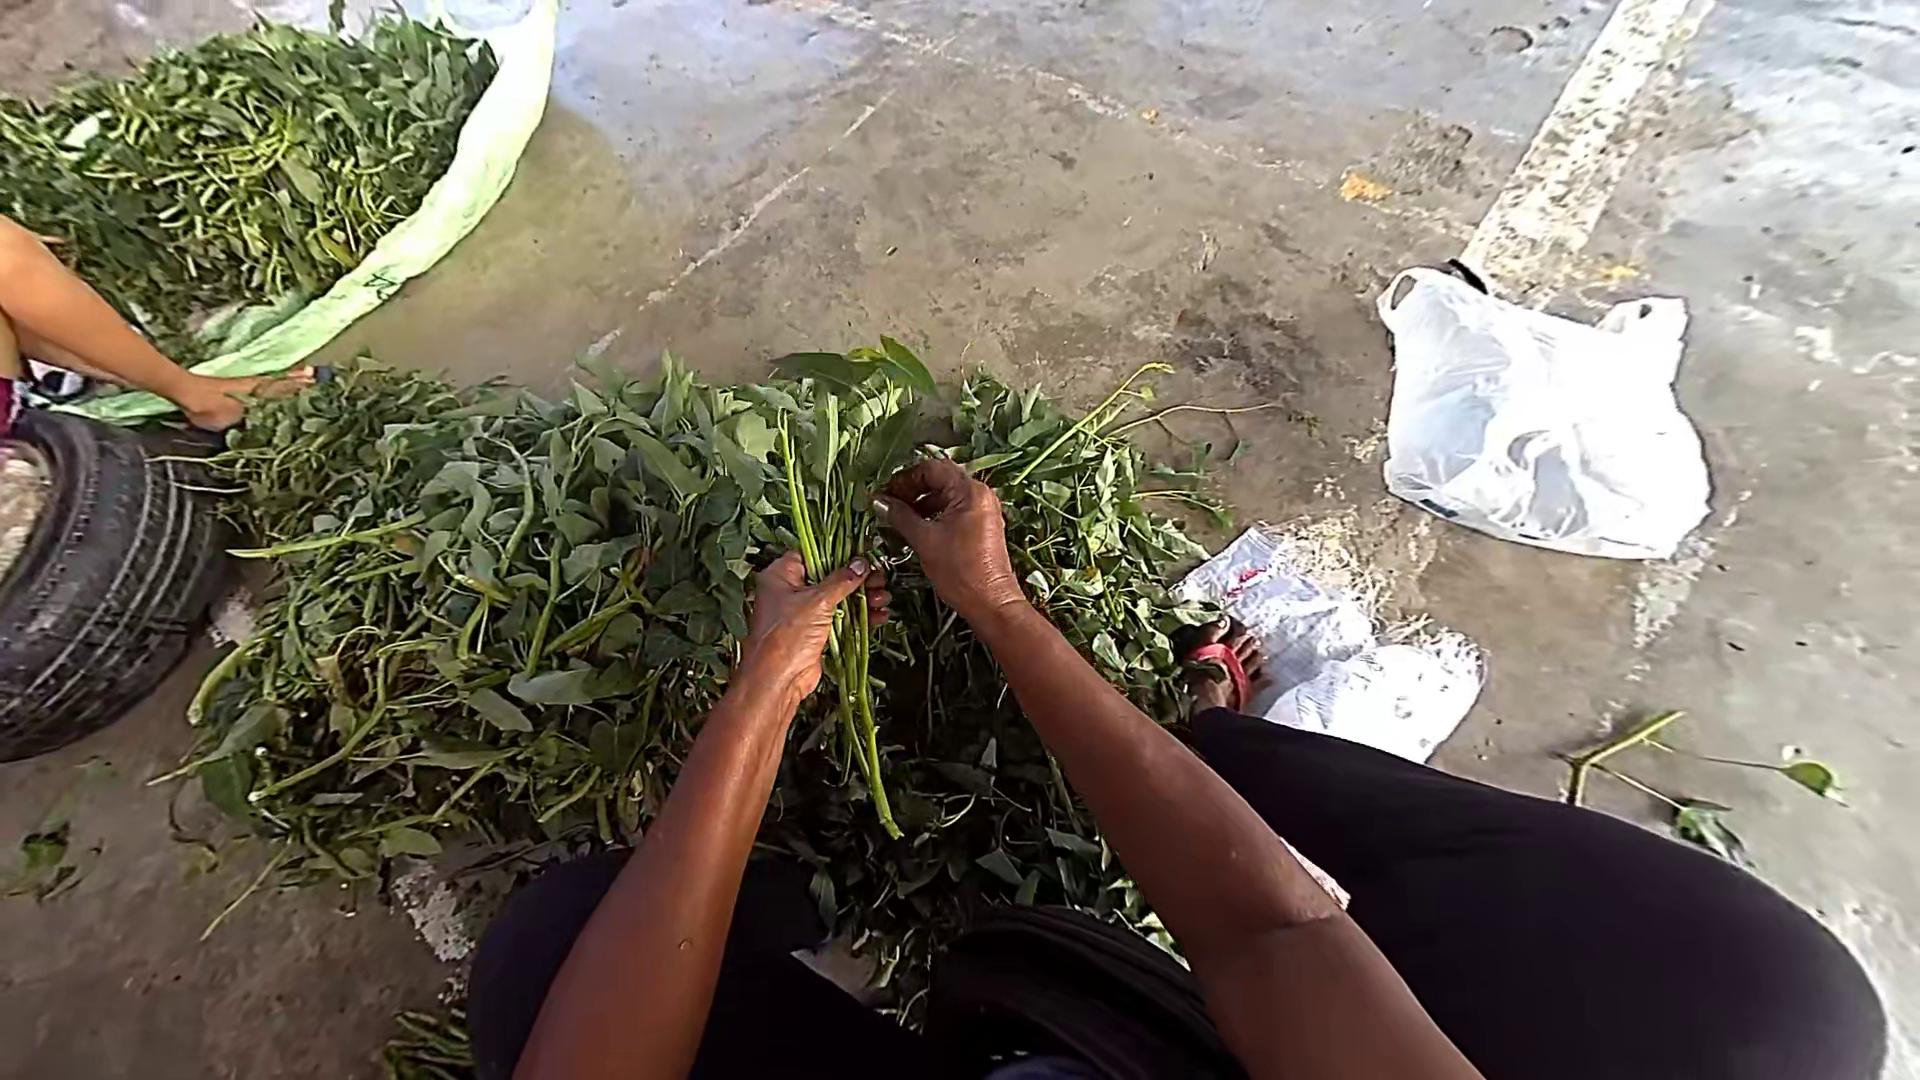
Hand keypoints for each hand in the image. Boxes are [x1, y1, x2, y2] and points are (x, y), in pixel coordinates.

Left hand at [737, 551, 889, 707]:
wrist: (779, 680)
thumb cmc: (788, 635)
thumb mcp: (817, 601)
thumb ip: (841, 580)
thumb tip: (860, 564)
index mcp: (782, 575)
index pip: (813, 553)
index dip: (839, 553)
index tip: (863, 555)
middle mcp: (791, 591)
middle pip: (830, 576)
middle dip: (857, 579)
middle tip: (878, 579)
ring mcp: (804, 613)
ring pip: (839, 598)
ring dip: (863, 598)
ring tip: (883, 598)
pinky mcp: (816, 632)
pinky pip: (841, 618)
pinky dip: (860, 616)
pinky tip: (879, 615)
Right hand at [872, 459, 1026, 624]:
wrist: (990, 602)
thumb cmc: (960, 572)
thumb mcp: (924, 541)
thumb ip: (900, 517)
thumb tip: (879, 502)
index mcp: (970, 492)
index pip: (932, 468)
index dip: (905, 478)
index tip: (886, 493)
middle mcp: (980, 495)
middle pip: (940, 479)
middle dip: (912, 489)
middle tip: (889, 503)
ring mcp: (983, 509)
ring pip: (946, 495)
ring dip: (921, 502)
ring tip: (899, 517)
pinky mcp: (982, 524)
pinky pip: (954, 509)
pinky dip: (934, 513)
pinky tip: (916, 526)